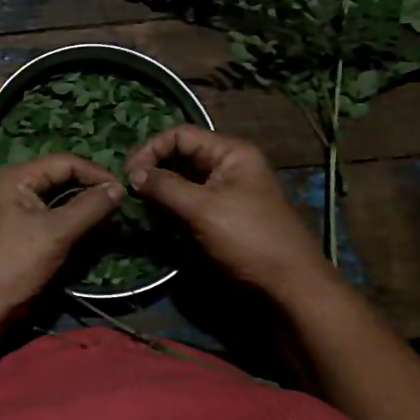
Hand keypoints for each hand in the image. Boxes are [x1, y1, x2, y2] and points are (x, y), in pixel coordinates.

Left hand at [0, 153, 125, 318]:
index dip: (96, 173)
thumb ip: (89, 207)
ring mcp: (24, 207)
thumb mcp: (56, 231)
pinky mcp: (30, 228)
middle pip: (64, 177)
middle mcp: (20, 185)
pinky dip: (78, 219)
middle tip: (122, 203)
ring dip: (88, 205)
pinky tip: (98, 227)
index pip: (66, 162)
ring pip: (63, 197)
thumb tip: (119, 188)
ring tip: (115, 216)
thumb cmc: (17, 261)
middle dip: (93, 188)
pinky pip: (59, 214)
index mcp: (19, 176)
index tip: (124, 189)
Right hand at [125, 125, 333, 297]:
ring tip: (140, 204)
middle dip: (153, 168)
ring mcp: (227, 190)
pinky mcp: (223, 213)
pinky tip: (157, 218)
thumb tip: (133, 174)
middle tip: (129, 189)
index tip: (128, 172)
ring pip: (183, 178)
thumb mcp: (203, 209)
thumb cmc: (249, 239)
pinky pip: (190, 200)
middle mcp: (229, 165)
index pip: (180, 135)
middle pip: (181, 154)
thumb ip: (165, 186)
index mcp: (231, 153)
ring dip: (160, 189)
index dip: (151, 148)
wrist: (291, 285)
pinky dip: (172, 205)